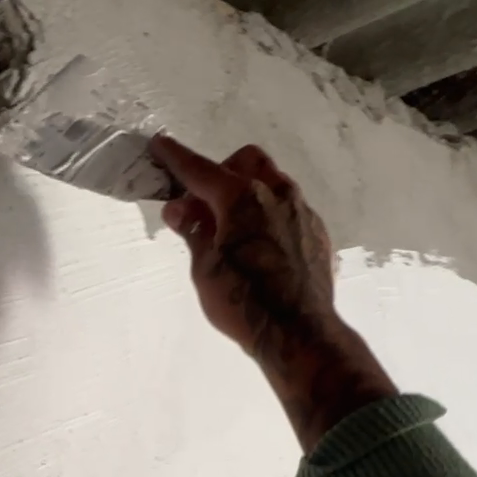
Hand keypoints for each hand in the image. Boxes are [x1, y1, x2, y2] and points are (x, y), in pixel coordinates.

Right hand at [150, 135, 397, 450]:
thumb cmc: (242, 301)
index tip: (160, 145)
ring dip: (248, 193)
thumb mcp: (205, 269)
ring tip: (232, 228)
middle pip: (246, 161)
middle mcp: (276, 193)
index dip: (176, 158)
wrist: (297, 331)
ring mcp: (301, 211)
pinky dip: (268, 217)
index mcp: (241, 198)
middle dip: (222, 171)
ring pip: (273, 183)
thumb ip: (193, 231)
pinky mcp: (316, 233)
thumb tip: (178, 207)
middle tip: (202, 203)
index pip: (200, 171)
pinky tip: (259, 248)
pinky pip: (289, 210)